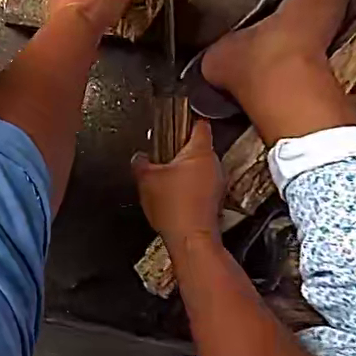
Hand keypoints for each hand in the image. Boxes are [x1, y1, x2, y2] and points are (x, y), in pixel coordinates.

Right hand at [132, 119, 224, 247]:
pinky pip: (200, 182)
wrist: (190, 239)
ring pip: (200, 165)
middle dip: (180, 147)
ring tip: (164, 173)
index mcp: (200, 152)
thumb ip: (141, 163)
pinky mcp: (214, 198)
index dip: (186, 118)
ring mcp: (217, 182)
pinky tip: (172, 192)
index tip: (176, 116)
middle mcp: (214, 164)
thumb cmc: (174, 207)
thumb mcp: (146, 179)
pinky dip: (188, 183)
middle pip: (198, 146)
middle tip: (161, 149)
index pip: (199, 124)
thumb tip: (139, 157)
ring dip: (184, 167)